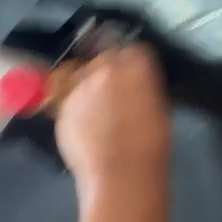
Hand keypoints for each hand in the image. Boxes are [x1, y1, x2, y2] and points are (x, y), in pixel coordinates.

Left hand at [55, 45, 171, 187]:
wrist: (121, 173)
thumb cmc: (152, 142)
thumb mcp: (159, 106)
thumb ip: (145, 86)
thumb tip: (139, 81)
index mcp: (136, 65)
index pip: (135, 49)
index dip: (135, 61)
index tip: (138, 72)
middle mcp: (103, 69)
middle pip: (104, 57)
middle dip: (110, 69)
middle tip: (119, 90)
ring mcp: (78, 89)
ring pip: (83, 77)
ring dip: (91, 86)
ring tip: (102, 109)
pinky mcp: (61, 110)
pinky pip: (71, 100)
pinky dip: (79, 107)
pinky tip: (91, 126)